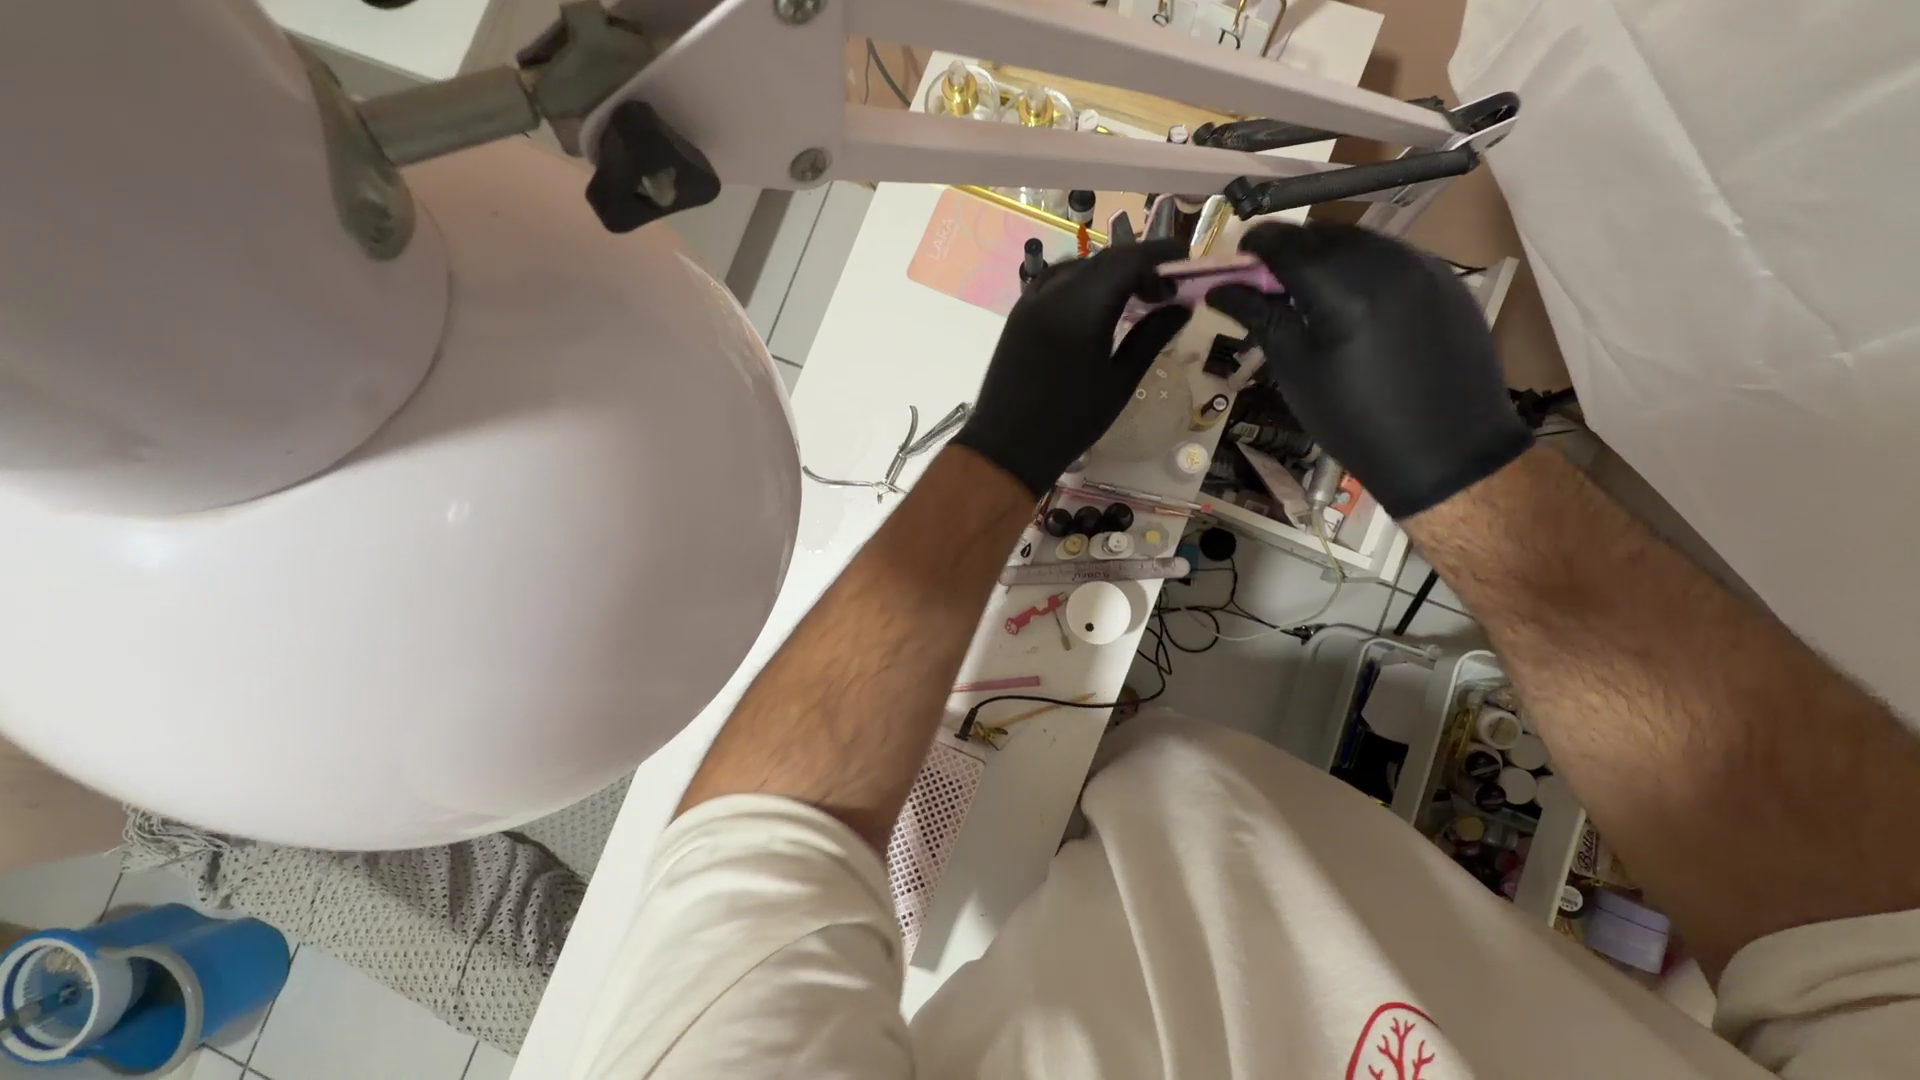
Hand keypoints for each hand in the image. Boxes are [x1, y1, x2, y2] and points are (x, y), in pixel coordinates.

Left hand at [953, 240, 1193, 496]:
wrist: (1008, 446)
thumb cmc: (1071, 421)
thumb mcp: (1121, 381)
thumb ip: (1152, 337)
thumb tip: (1182, 306)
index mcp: (1082, 307)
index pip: (1128, 259)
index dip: (1161, 256)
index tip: (1186, 267)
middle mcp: (1053, 292)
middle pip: (1105, 259)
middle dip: (1140, 265)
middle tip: (1167, 288)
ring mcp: (1031, 300)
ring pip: (1079, 266)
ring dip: (1111, 272)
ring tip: (1136, 297)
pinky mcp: (1019, 313)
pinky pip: (1056, 281)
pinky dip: (1084, 282)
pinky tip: (1098, 305)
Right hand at [1206, 223, 1530, 517]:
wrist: (1445, 450)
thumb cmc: (1355, 421)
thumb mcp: (1297, 373)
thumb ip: (1261, 318)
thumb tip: (1219, 289)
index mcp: (1342, 292)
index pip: (1287, 244)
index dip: (1256, 245)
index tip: (1239, 260)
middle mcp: (1386, 265)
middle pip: (1324, 235)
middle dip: (1291, 249)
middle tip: (1270, 281)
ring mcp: (1423, 267)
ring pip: (1361, 240)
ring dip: (1327, 255)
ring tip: (1310, 292)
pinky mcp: (1447, 279)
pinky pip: (1393, 256)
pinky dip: (1363, 266)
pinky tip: (1354, 302)